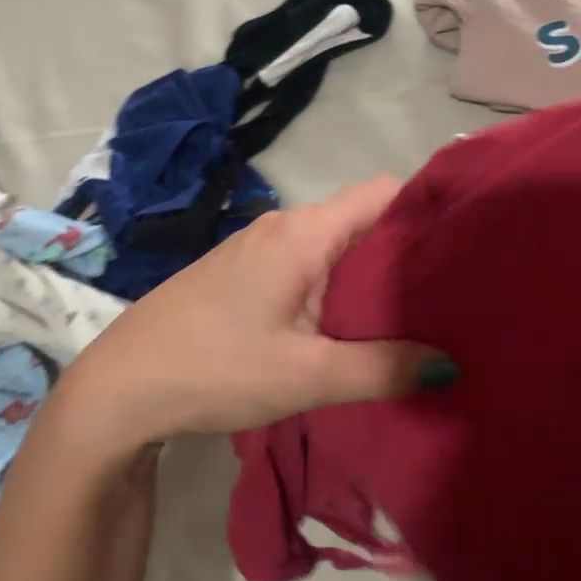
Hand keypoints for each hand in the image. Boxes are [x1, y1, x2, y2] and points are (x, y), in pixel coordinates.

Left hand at [52, 177, 455, 455]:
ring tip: (409, 307)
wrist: (116, 390)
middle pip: (362, 216)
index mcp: (304, 232)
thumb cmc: (215, 369)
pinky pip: (308, 259)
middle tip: (449, 285)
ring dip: (369, 267)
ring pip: (334, 241)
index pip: (383, 190)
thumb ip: (382, 368)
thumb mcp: (307, 376)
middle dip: (405, 245)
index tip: (465, 236)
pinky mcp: (241, 271)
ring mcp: (258, 246)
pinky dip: (337, 280)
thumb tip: (450, 365)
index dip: (426, 205)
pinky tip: (348, 320)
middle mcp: (284, 225)